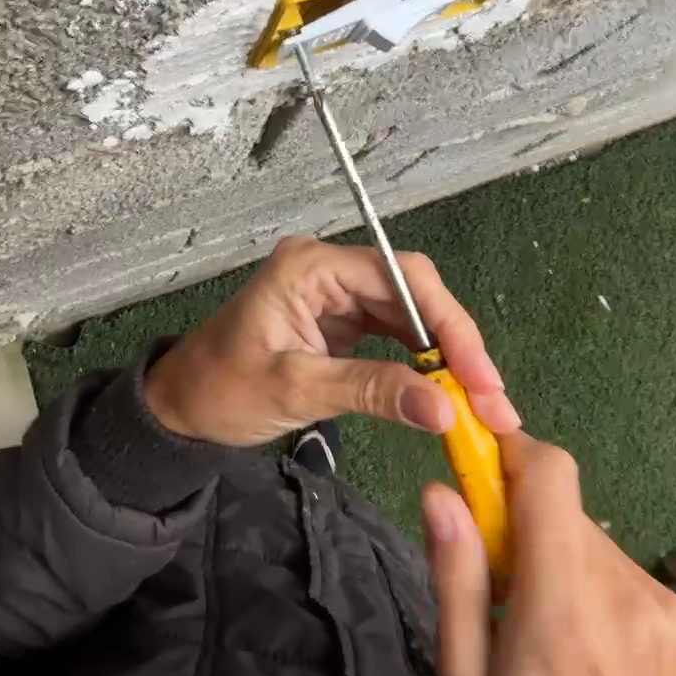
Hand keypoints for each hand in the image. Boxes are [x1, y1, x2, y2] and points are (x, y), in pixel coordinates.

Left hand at [142, 236, 520, 446]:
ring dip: (445, 358)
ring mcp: (334, 293)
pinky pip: (392, 333)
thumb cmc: (221, 388)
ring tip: (481, 405)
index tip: (481, 378)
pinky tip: (445, 393)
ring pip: (409, 314)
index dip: (449, 323)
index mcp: (310, 266)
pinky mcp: (338, 320)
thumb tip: (445, 409)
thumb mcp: (295, 389)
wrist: (181, 404)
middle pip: (412, 293)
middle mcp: (327, 269)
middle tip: (493, 402)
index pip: (399, 277)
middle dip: (455, 345)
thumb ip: (370, 391)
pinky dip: (421, 364)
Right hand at [422, 432, 675, 675]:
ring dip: (548, 549)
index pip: (550, 474)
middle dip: (517, 517)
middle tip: (490, 573)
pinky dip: (580, 575)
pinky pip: (612, 564)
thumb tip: (438, 489)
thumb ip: (456, 579)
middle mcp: (630, 596)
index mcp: (568, 611)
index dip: (508, 447)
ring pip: (583, 532)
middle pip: (559, 505)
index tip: (471, 457)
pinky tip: (571, 634)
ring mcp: (665, 611)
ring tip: (532, 617)